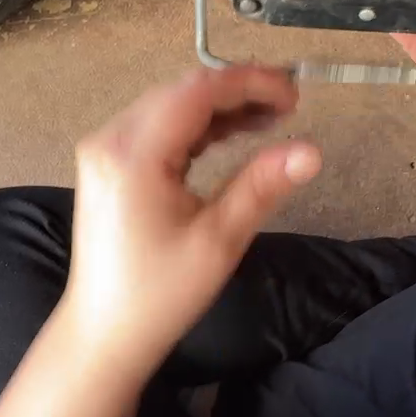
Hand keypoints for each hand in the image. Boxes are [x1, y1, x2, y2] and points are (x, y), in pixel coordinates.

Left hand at [61, 66, 321, 370]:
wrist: (103, 333)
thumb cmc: (160, 294)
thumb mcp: (218, 241)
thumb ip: (262, 186)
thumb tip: (312, 152)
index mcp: (133, 154)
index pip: (197, 91)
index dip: (249, 83)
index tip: (294, 93)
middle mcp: (110, 138)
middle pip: (182, 91)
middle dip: (237, 91)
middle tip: (289, 105)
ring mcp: (104, 149)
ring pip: (170, 105)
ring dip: (219, 108)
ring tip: (271, 118)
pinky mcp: (107, 163)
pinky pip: (157, 127)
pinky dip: (196, 126)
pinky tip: (232, 134)